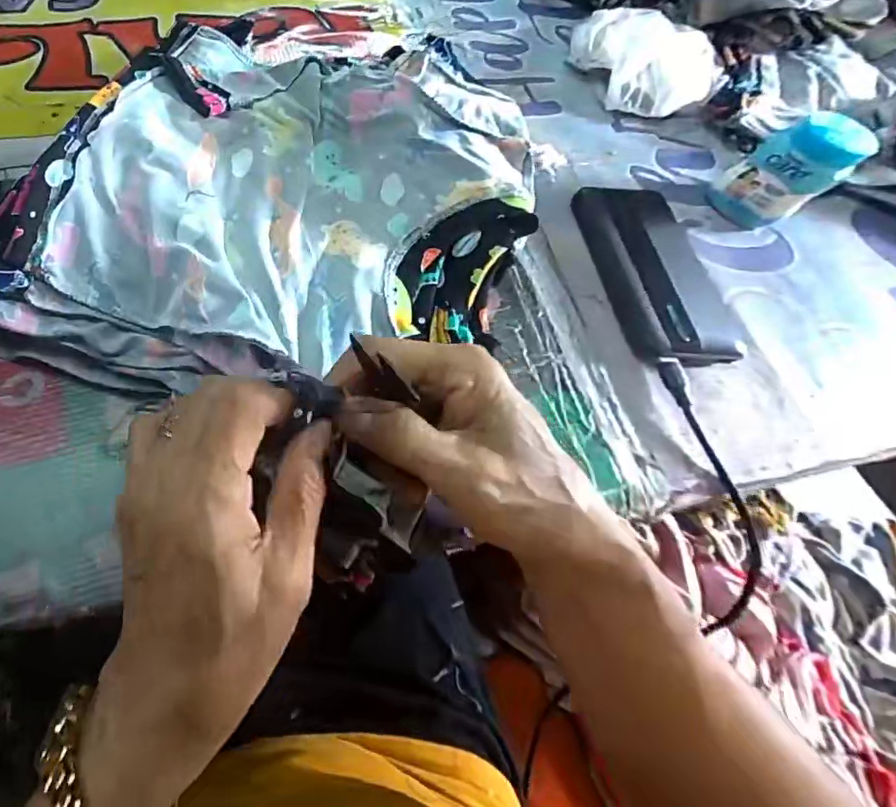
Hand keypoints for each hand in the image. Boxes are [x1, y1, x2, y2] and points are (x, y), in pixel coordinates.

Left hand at [77, 379, 329, 806]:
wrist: (164, 684)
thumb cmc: (238, 641)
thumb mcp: (289, 575)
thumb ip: (303, 491)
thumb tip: (319, 431)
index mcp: (206, 493)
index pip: (236, 405)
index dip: (274, 397)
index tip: (304, 415)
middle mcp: (163, 474)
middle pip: (205, 396)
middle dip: (250, 395)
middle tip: (285, 424)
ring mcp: (137, 480)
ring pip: (176, 405)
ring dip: (217, 405)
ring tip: (251, 433)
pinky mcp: (126, 492)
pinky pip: (150, 429)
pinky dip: (182, 420)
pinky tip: (208, 447)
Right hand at [329, 338, 631, 572]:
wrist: (574, 544)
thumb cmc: (523, 500)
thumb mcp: (453, 467)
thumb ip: (394, 433)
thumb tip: (338, 411)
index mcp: (459, 365)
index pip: (376, 351)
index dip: (343, 380)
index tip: (322, 421)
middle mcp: (452, 370)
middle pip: (379, 378)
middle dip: (360, 417)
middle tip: (350, 458)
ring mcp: (452, 396)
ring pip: (387, 405)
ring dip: (376, 441)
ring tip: (382, 478)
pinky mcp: (451, 423)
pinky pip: (403, 426)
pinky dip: (392, 452)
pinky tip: (402, 483)